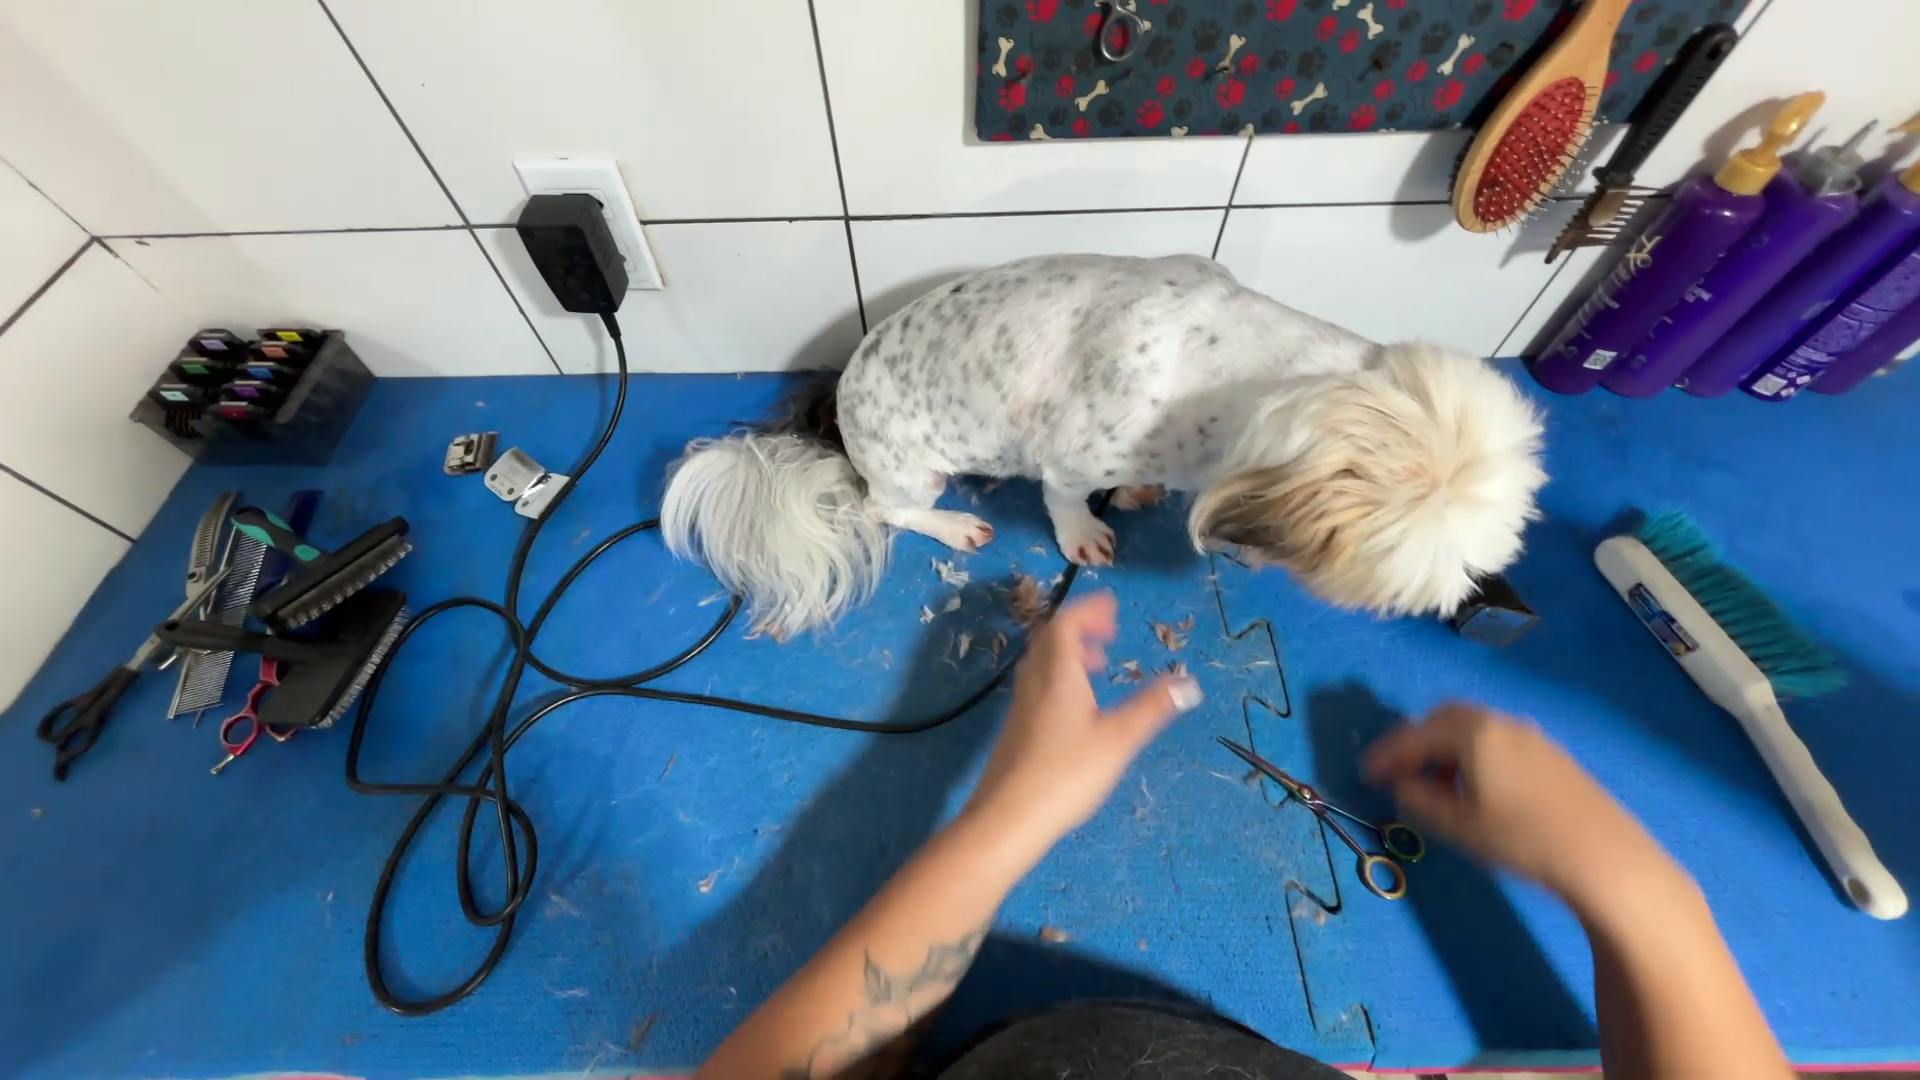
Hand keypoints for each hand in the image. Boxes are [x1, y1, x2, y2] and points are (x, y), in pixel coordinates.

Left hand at [963, 592, 1201, 853]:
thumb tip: (1188, 682)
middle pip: (1051, 637)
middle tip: (1109, 631)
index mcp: (1058, 672)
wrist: (1008, 816)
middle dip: (1080, 626)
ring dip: (1070, 651)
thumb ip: (1151, 708)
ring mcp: (1021, 702)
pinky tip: (1077, 705)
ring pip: (1043, 660)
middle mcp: (1034, 679)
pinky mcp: (1016, 725)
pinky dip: (1060, 674)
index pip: (1066, 622)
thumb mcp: (1117, 740)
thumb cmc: (1066, 773)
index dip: (1089, 609)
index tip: (1112, 607)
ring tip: (1099, 664)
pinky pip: (1038, 681)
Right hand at [1362, 703, 1669, 904]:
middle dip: (1417, 741)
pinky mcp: (1554, 757)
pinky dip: (1475, 754)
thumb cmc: (1522, 839)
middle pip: (1443, 719)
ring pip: (1473, 728)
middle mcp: (1499, 724)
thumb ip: (1417, 799)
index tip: (1366, 774)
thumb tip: (1402, 784)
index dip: (1385, 755)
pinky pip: (1498, 741)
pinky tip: (1480, 787)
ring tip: (1440, 783)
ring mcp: (1532, 738)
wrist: (1611, 862)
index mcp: (1470, 733)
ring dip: (1447, 747)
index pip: (1413, 736)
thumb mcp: (1456, 825)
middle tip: (1402, 770)